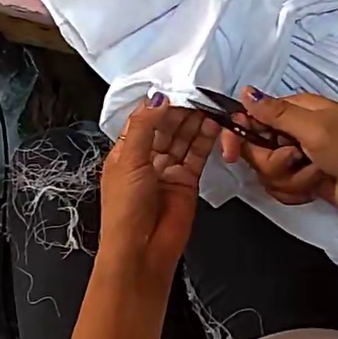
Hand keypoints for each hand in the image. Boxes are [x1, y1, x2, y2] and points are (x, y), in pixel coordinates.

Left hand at [99, 95, 216, 272]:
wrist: (141, 251)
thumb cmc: (124, 210)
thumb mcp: (128, 161)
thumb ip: (144, 128)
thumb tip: (157, 100)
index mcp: (124, 153)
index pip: (142, 120)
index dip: (158, 105)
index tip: (175, 88)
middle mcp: (146, 160)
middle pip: (165, 127)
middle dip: (180, 110)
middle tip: (197, 92)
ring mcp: (167, 170)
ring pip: (183, 139)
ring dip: (194, 121)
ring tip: (208, 103)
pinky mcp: (187, 181)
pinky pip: (197, 155)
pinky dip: (205, 139)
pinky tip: (212, 123)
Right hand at [220, 89, 337, 222]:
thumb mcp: (315, 128)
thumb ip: (276, 113)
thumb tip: (245, 91)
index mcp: (294, 111)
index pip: (249, 118)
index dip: (237, 135)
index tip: (230, 153)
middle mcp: (291, 133)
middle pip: (254, 150)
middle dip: (272, 162)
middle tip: (296, 159)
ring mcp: (296, 158)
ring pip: (266, 172)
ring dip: (290, 178)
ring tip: (316, 173)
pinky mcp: (301, 181)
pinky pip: (279, 188)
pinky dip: (295, 191)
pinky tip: (315, 187)